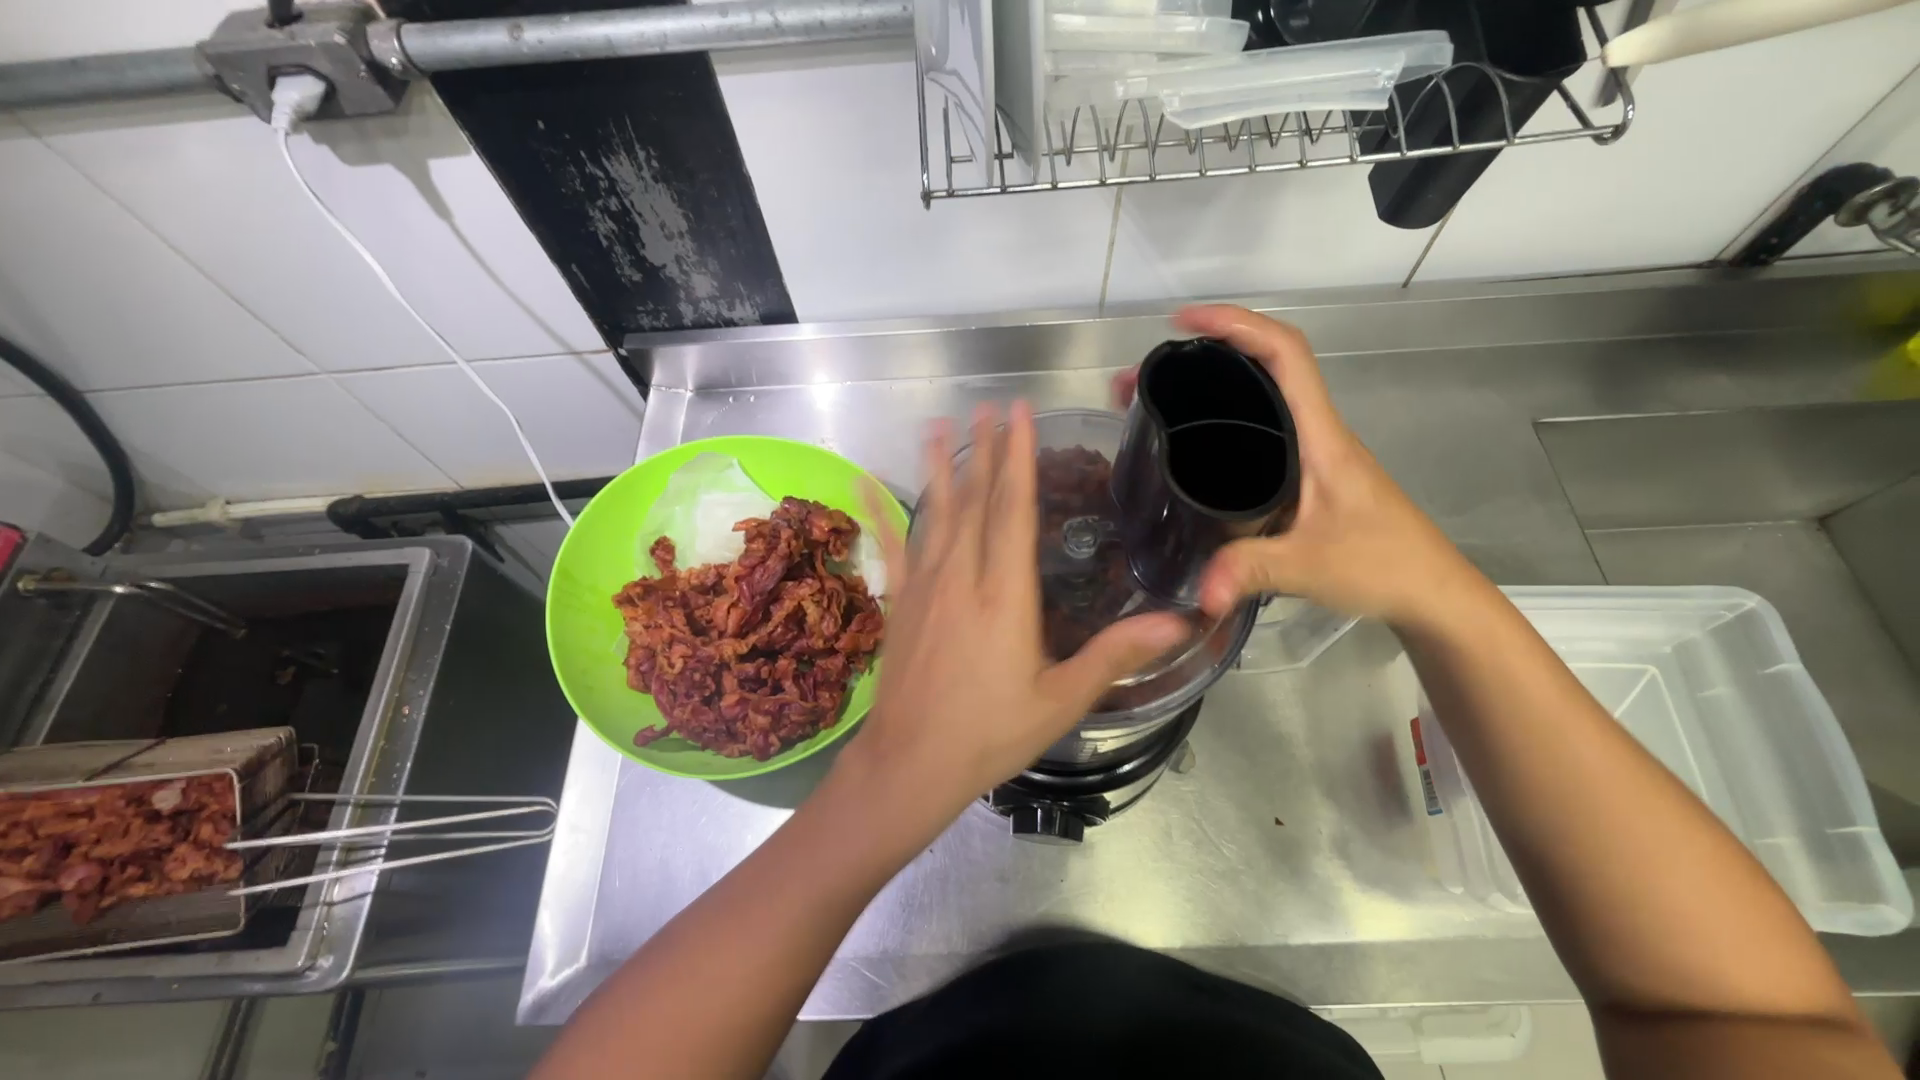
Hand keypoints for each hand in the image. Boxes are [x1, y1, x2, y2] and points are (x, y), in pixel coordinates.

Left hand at [850, 402, 1189, 811]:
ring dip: (940, 468)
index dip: (1019, 458)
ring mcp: (924, 588)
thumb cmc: (991, 733)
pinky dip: (883, 512)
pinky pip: (892, 548)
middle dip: (983, 450)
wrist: (911, 763)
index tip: (1019, 414)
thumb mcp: (1062, 699)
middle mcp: (961, 578)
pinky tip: (866, 481)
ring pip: (934, 514)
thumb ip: (1115, 654)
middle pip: (974, 501)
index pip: (1013, 510)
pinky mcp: (899, 604)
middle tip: (987, 405)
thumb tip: (1178, 622)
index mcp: (1005, 594)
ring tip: (939, 426)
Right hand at [1118, 305, 1480, 630]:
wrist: (1428, 591)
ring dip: (1207, 386)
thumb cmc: (1383, 564)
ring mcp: (1309, 453)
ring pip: (1259, 397)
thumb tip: (1198, 592)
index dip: (1236, 325)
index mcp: (1320, 436)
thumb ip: (1251, 571)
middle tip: (1143, 378)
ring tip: (1151, 403)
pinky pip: (1257, 431)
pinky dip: (1219, 421)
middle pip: (1263, 365)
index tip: (1184, 323)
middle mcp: (1314, 433)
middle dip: (1202, 355)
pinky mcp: (1302, 476)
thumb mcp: (1310, 567)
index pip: (1285, 354)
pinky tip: (1188, 448)